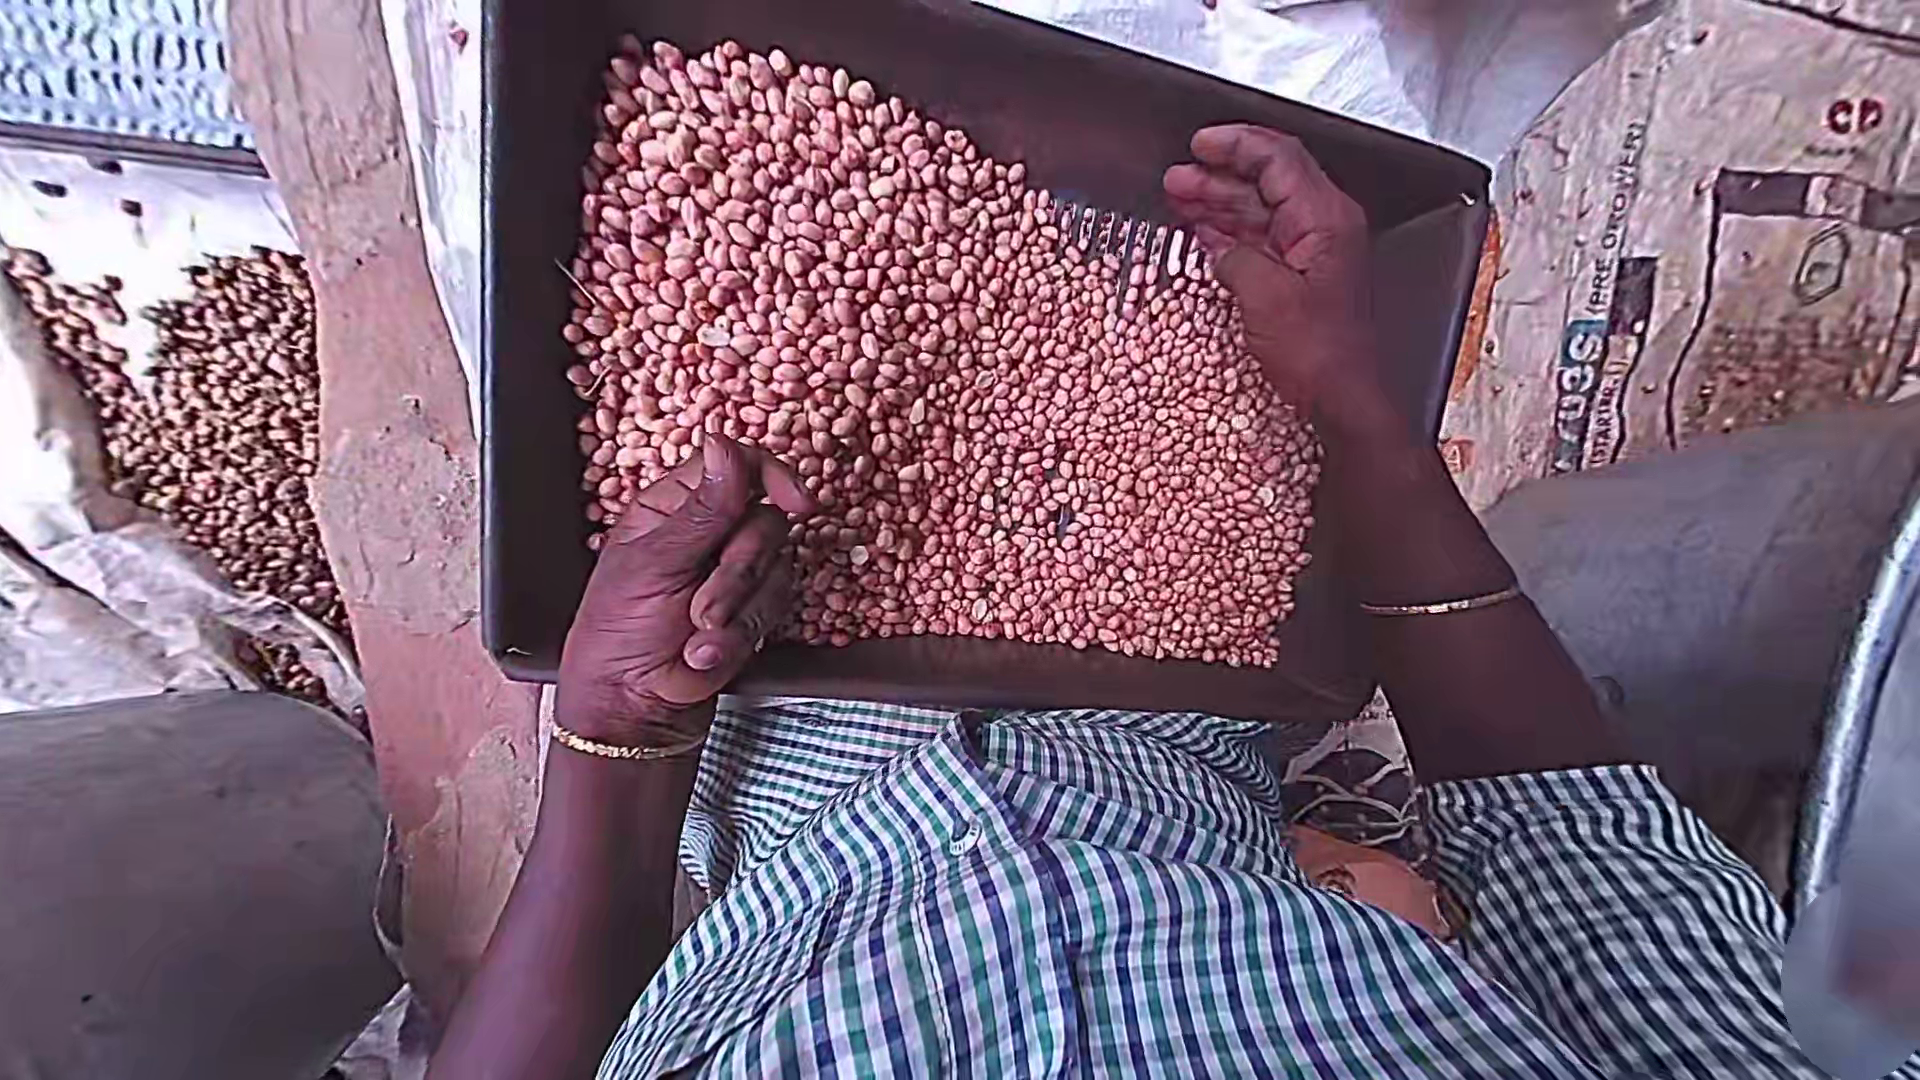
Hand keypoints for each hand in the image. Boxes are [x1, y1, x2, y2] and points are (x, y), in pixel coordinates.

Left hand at [556, 436, 815, 745]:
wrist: (634, 707)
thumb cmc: (620, 632)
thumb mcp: (655, 566)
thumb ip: (703, 509)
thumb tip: (723, 443)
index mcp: (675, 506)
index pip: (738, 465)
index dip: (772, 475)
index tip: (797, 502)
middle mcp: (713, 531)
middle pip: (766, 520)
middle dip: (739, 570)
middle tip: (703, 607)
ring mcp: (737, 569)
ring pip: (777, 565)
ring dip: (739, 608)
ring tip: (699, 637)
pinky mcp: (756, 605)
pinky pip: (777, 602)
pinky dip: (744, 631)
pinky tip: (709, 652)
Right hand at [1163, 124, 1380, 422]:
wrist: (1340, 393)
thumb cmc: (1315, 350)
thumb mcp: (1268, 300)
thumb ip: (1238, 262)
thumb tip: (1217, 248)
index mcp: (1324, 220)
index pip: (1278, 161)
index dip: (1236, 146)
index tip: (1199, 144)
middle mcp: (1320, 228)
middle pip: (1264, 185)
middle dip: (1218, 178)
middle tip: (1175, 179)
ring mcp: (1307, 254)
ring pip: (1258, 214)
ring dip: (1218, 206)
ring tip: (1179, 199)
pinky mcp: (1295, 279)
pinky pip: (1257, 245)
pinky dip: (1228, 238)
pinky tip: (1203, 235)